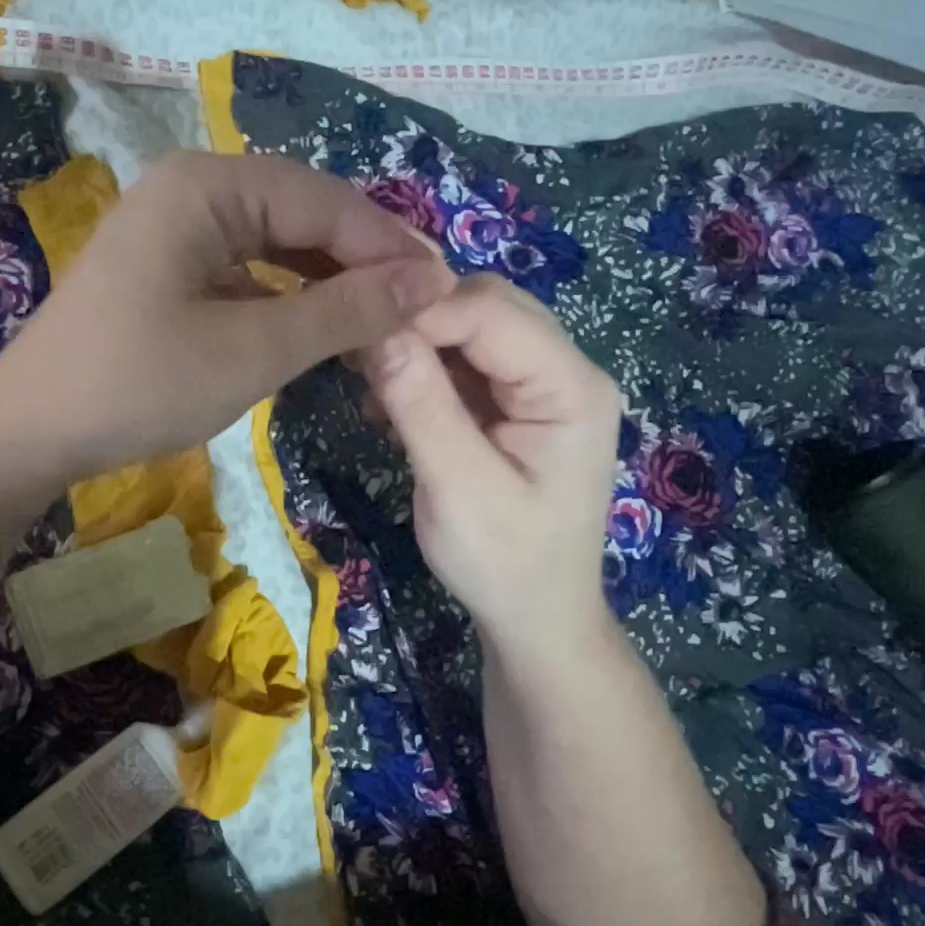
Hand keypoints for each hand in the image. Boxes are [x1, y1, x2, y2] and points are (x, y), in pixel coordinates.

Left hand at [0, 151, 455, 482]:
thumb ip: (343, 312)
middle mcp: (189, 192)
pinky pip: (241, 277)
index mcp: (206, 186)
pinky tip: (318, 332)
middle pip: (299, 216)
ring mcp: (171, 234)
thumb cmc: (139, 385)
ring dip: (324, 287)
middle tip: (420, 312)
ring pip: (271, 249)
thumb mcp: (252, 350)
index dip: (388, 247)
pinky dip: (282, 304)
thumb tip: (430, 281)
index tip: (446, 291)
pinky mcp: (163, 276)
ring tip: (381, 326)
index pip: (323, 200)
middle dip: (358, 265)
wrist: (31, 433)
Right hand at [357, 274, 620, 646]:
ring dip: (415, 344)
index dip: (421, 310)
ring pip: (470, 331)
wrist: (534, 617)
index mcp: (570, 386)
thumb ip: (423, 408)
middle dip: (418, 319)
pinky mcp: (512, 407)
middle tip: (354, 347)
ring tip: (365, 375)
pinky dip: (421, 370)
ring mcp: (539, 388)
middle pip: (485, 308)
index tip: (354, 330)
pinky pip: (463, 365)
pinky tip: (388, 400)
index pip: (490, 313)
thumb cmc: (505, 562)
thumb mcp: (459, 489)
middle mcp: (563, 371)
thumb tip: (377, 333)